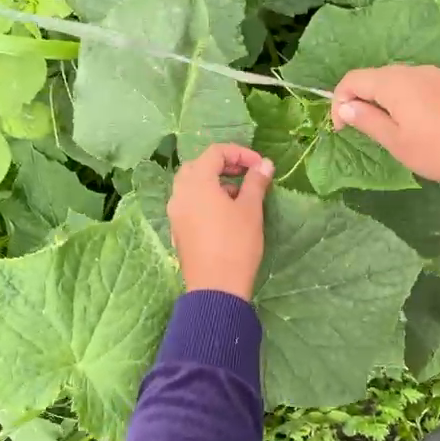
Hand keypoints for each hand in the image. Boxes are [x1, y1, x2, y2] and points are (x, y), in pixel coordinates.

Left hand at [167, 144, 273, 300]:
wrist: (216, 287)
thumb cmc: (236, 244)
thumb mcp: (250, 209)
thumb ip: (256, 182)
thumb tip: (264, 164)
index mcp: (196, 182)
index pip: (215, 153)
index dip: (240, 153)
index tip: (260, 165)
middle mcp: (180, 193)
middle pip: (199, 166)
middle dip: (224, 165)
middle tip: (247, 174)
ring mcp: (175, 212)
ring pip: (192, 185)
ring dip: (215, 182)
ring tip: (239, 195)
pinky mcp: (178, 230)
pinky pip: (190, 204)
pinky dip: (206, 199)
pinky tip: (225, 215)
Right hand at [330, 65, 439, 193]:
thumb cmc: (439, 152)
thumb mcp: (396, 142)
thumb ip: (368, 120)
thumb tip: (345, 107)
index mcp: (395, 83)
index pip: (353, 79)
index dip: (339, 102)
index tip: (342, 129)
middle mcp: (413, 70)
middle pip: (374, 77)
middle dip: (360, 100)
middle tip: (362, 131)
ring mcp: (434, 75)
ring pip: (395, 81)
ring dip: (382, 100)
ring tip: (387, 130)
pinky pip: (415, 85)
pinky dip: (403, 100)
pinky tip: (412, 123)